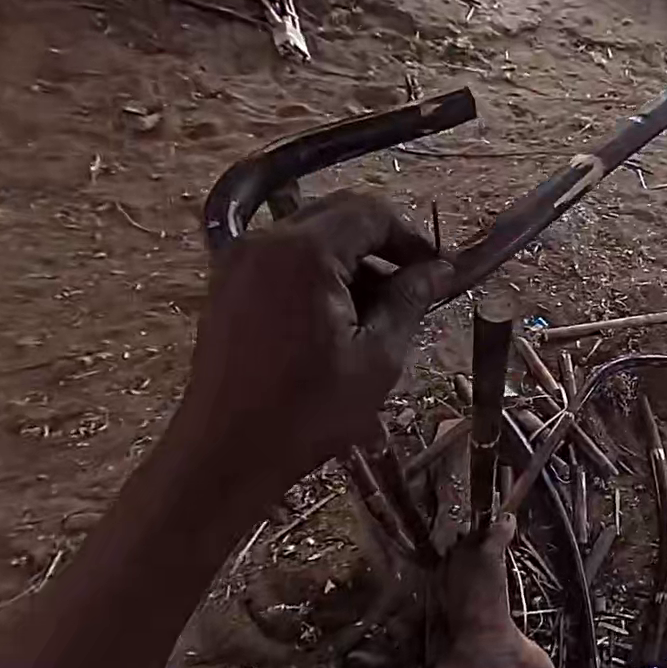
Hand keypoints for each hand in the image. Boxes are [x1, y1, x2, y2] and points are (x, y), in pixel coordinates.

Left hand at [175, 190, 448, 484]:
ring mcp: (239, 261)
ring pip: (312, 236)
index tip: (437, 273)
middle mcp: (266, 241)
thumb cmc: (309, 411)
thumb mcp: (377, 357)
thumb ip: (410, 300)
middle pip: (339, 216)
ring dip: (351, 262)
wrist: (226, 454)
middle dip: (382, 246)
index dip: (411, 239)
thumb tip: (440, 269)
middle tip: (412, 289)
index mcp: (304, 252)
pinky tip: (337, 319)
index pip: (371, 213)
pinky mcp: (227, 285)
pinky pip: (284, 259)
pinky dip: (319, 274)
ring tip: (377, 312)